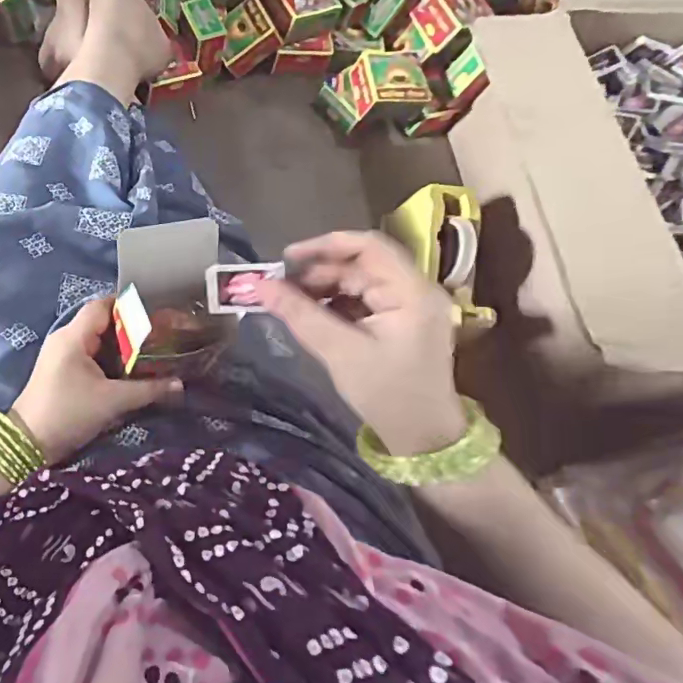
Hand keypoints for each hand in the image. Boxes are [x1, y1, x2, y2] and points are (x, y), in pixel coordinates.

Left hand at [12, 298, 181, 461]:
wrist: (28, 443)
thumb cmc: (68, 413)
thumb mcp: (112, 401)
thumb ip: (148, 390)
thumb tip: (179, 384)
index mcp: (73, 337)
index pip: (102, 306)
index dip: (128, 306)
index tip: (154, 315)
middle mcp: (64, 340)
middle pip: (101, 322)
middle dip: (129, 329)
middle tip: (158, 337)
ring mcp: (60, 355)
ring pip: (95, 341)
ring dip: (120, 347)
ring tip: (149, 353)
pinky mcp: (60, 371)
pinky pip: (88, 356)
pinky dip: (108, 360)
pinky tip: (128, 371)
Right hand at [247, 231, 467, 455]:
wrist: (422, 437)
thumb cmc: (386, 393)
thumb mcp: (339, 352)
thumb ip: (300, 314)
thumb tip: (260, 286)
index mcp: (411, 291)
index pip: (368, 246)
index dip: (325, 245)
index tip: (286, 257)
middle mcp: (415, 290)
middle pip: (361, 264)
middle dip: (319, 272)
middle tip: (281, 288)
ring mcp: (409, 306)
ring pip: (359, 282)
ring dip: (324, 288)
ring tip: (291, 302)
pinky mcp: (399, 322)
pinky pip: (363, 300)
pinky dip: (335, 303)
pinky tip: (311, 315)